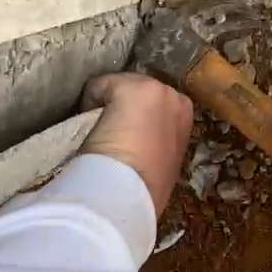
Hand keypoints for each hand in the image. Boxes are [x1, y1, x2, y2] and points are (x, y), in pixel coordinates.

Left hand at [80, 73, 195, 217]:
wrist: (132, 186)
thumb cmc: (149, 187)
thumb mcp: (164, 166)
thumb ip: (159, 149)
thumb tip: (142, 151)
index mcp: (186, 118)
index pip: (160, 109)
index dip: (142, 120)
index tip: (128, 137)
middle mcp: (174, 98)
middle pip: (144, 94)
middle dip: (128, 109)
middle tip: (111, 131)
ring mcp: (153, 88)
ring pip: (122, 87)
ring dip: (111, 104)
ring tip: (96, 127)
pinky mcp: (127, 85)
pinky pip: (99, 87)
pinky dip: (89, 101)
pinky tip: (85, 123)